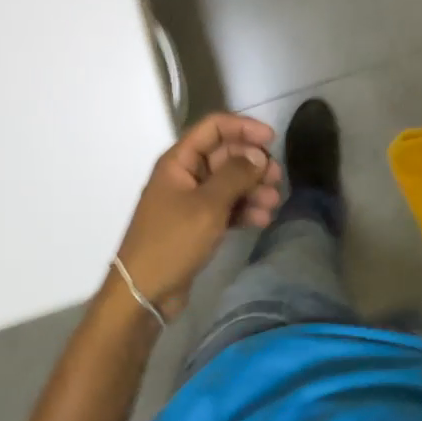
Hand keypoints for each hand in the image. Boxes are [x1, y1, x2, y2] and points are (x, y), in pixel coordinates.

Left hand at [114, 113, 284, 317]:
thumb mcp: (207, 206)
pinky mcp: (198, 224)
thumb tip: (258, 155)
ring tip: (273, 203)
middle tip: (277, 178)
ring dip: (253, 189)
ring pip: (229, 182)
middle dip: (252, 163)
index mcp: (179, 160)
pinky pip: (226, 207)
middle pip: (225, 155)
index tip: (272, 139)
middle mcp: (185, 174)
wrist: (144, 293)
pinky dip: (244, 209)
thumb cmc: (172, 242)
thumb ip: (235, 175)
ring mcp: (191, 200)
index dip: (243, 127)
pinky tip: (262, 220)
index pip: (214, 127)